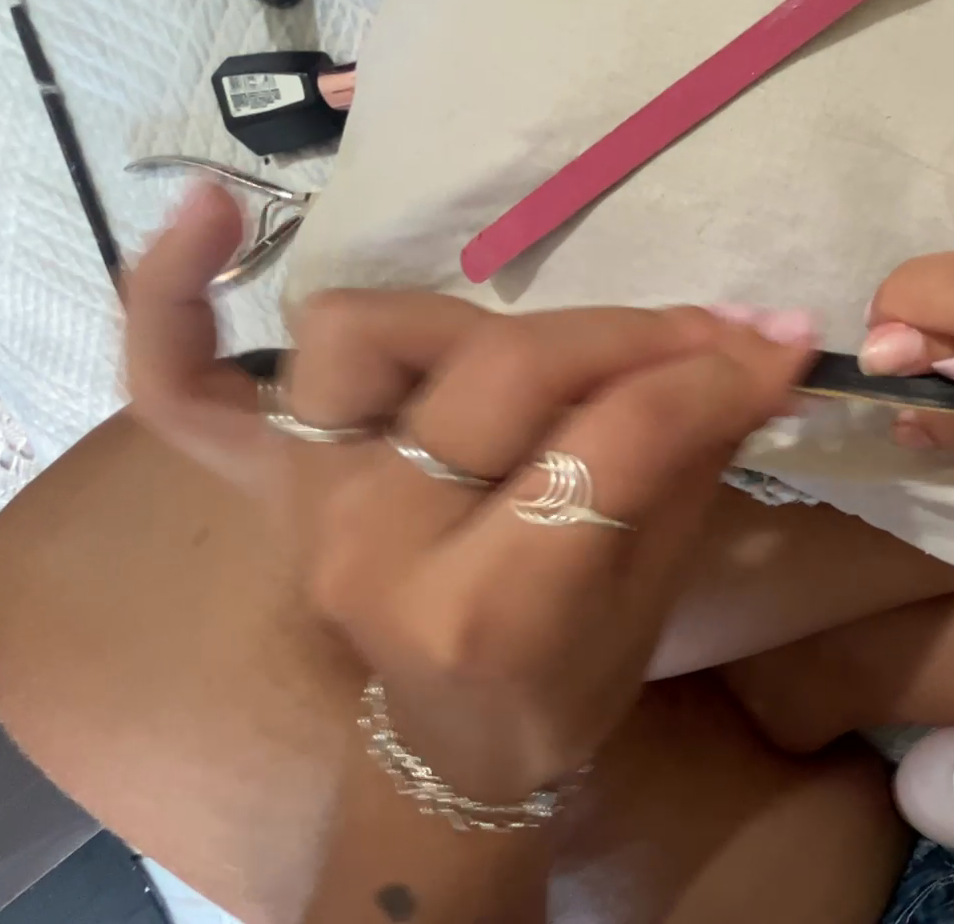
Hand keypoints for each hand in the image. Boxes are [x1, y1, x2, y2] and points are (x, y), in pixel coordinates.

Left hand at [125, 188, 813, 798]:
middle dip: (640, 336)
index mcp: (494, 608)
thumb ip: (694, 460)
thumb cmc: (571, 684)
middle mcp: (379, 544)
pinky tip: (216, 211)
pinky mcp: (272, 489)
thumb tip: (756, 355)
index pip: (616, 443)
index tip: (783, 348)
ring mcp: (307, 505)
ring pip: (367, 338)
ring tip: (571, 346)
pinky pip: (182, 390)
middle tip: (720, 330)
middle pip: (512, 372)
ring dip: (492, 318)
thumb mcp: (659, 590)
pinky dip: (171, 299)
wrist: (458, 741)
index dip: (713, 379)